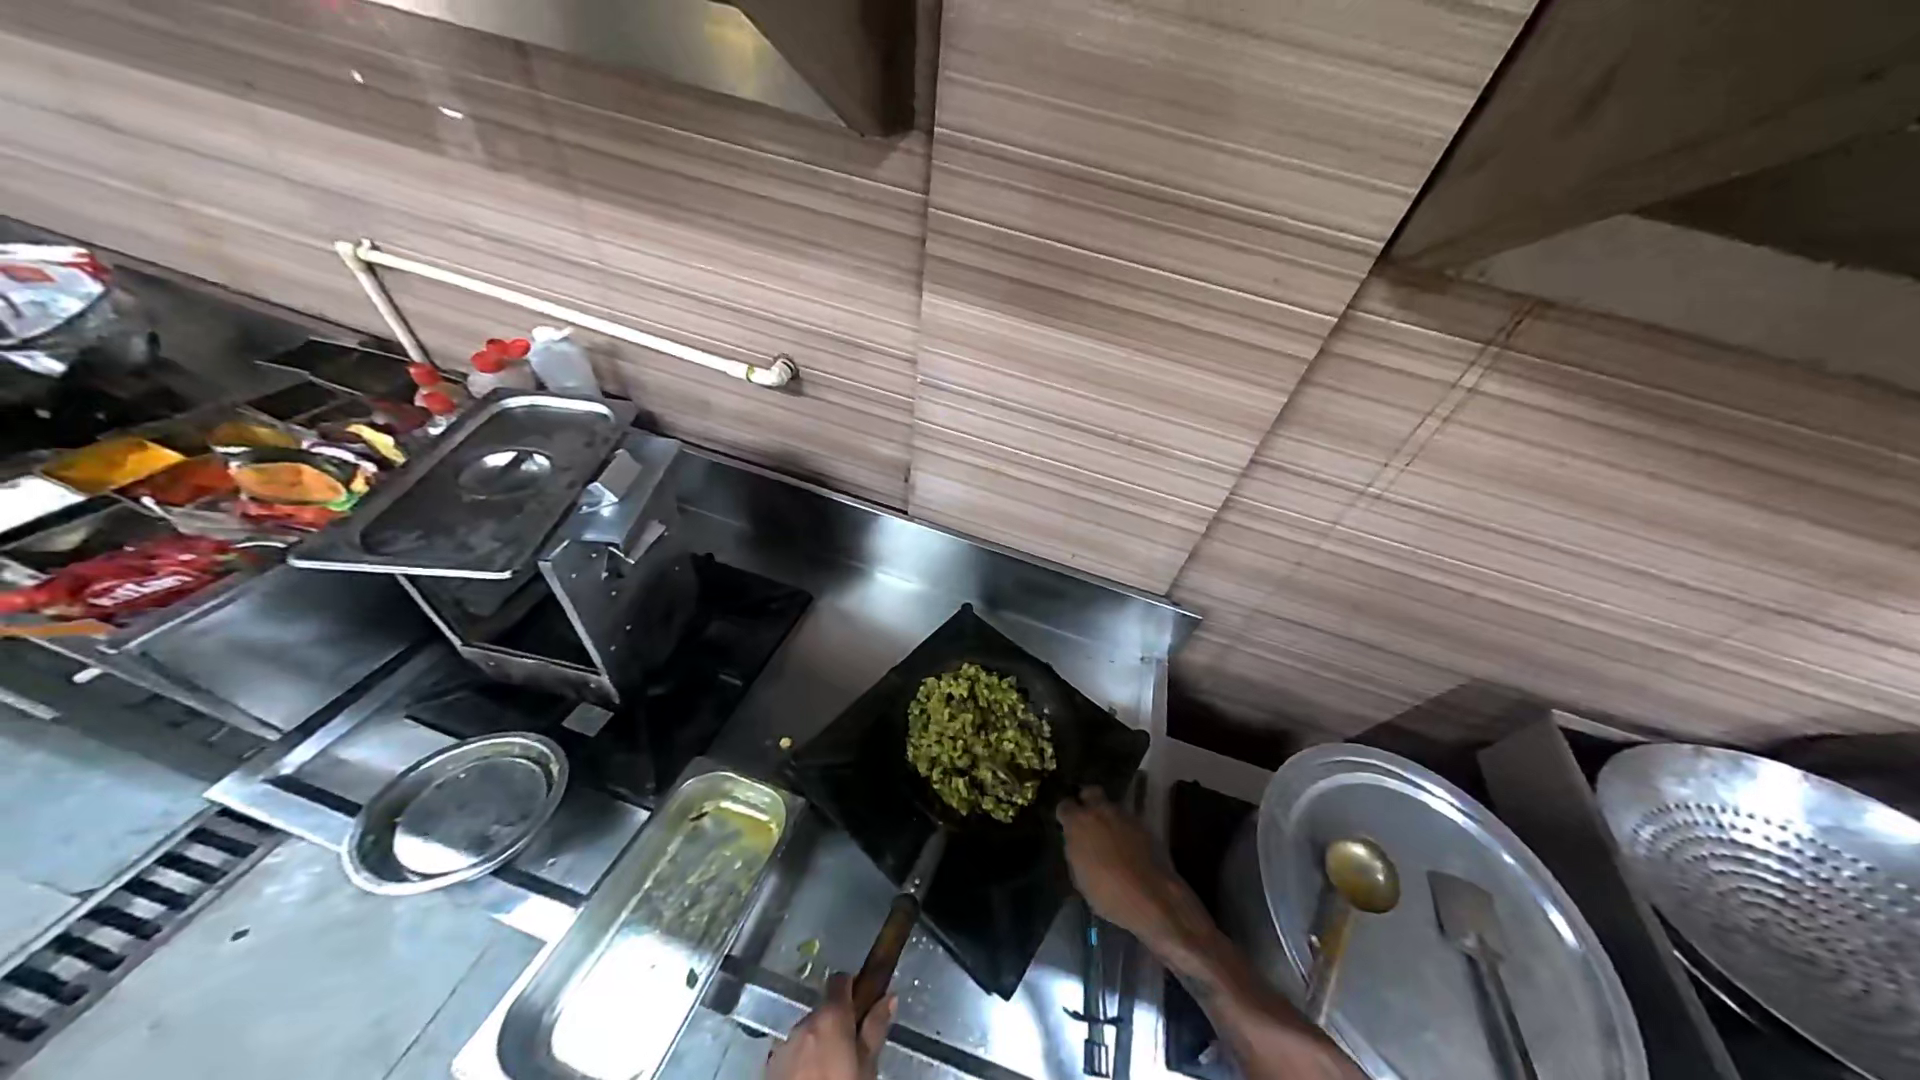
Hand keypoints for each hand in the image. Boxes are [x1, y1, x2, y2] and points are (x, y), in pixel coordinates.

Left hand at [766, 973, 894, 1079]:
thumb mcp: (866, 1067)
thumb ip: (875, 1028)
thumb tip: (889, 996)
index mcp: (830, 1016)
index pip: (839, 980)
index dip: (852, 986)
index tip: (862, 1002)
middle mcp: (804, 1021)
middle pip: (823, 1010)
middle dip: (836, 1023)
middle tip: (851, 1048)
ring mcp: (783, 1043)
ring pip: (807, 1032)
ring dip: (818, 1042)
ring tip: (830, 1069)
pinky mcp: (770, 1065)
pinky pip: (791, 1051)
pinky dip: (801, 1059)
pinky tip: (811, 1078)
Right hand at [1056, 786, 1212, 963]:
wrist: (1151, 896)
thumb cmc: (1107, 892)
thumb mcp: (1080, 877)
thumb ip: (1076, 852)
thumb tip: (1077, 843)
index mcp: (1078, 822)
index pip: (1064, 806)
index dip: (1066, 816)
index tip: (1067, 827)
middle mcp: (1100, 811)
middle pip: (1090, 792)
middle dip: (1087, 802)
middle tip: (1088, 821)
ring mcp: (1124, 816)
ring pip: (1111, 807)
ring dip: (1108, 818)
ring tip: (1110, 839)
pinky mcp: (1145, 825)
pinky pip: (1128, 821)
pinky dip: (1125, 829)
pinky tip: (1128, 848)